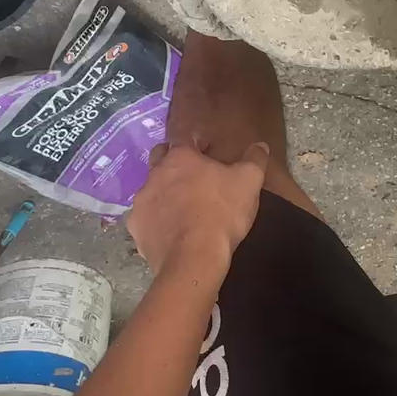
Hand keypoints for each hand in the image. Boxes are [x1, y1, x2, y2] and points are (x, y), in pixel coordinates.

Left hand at [127, 141, 268, 277]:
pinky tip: (170, 229)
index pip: (183, 137)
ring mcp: (142, 202)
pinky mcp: (136, 229)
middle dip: (173, 160)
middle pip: (159, 157)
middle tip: (192, 173)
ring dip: (164, 190)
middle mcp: (155, 174)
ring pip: (151, 188)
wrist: (194, 258)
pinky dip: (156, 219)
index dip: (195, 141)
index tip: (207, 150)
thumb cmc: (222, 212)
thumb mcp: (249, 181)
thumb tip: (260, 145)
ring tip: (182, 205)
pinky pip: (145, 217)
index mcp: (180, 158)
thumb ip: (254, 159)